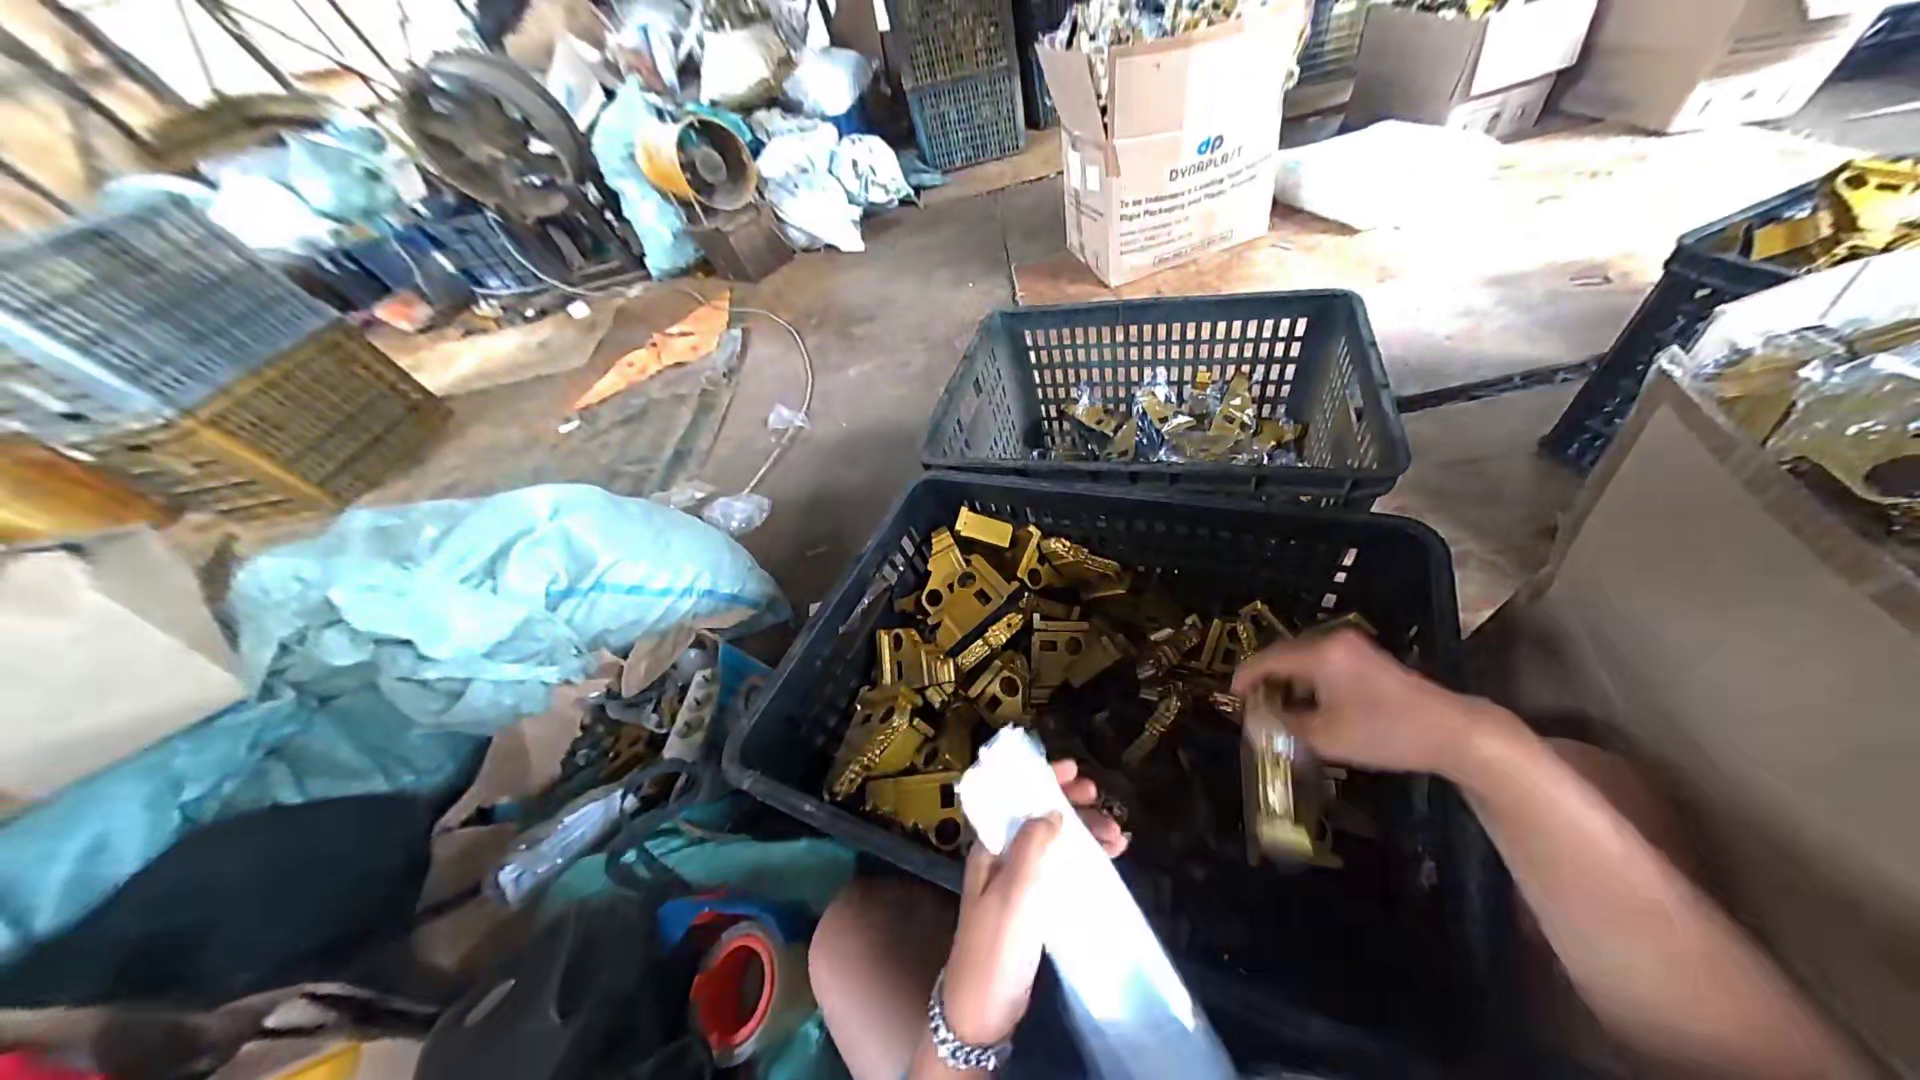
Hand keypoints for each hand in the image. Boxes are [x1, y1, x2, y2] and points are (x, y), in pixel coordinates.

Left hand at [939, 760, 1124, 1046]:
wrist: (982, 1010)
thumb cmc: (994, 947)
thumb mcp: (1012, 895)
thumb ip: (1031, 849)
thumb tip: (1053, 810)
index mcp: (991, 847)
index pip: (1015, 798)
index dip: (1042, 779)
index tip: (1074, 769)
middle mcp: (1004, 856)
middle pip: (1039, 817)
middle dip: (1072, 806)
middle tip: (1102, 803)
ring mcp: (1020, 880)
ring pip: (1055, 842)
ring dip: (1084, 833)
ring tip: (1117, 837)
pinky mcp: (1034, 903)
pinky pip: (1062, 868)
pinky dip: (1084, 859)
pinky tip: (1109, 858)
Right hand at [1231, 629, 1520, 775]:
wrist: (1453, 731)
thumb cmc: (1385, 733)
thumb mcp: (1326, 737)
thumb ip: (1285, 724)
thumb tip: (1261, 718)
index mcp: (1319, 654)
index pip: (1267, 659)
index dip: (1245, 677)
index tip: (1231, 697)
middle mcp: (1333, 641)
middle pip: (1283, 655)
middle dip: (1265, 679)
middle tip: (1252, 704)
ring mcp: (1352, 646)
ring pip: (1303, 658)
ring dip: (1286, 679)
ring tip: (1277, 706)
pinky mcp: (1366, 656)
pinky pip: (1321, 661)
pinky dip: (1307, 678)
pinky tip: (1307, 702)